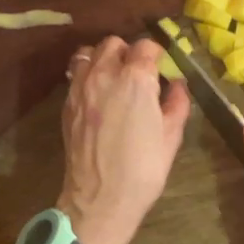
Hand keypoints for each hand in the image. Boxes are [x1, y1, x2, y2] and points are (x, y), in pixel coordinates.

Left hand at [57, 37, 190, 243]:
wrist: (100, 199)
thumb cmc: (143, 171)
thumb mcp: (171, 138)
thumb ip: (177, 104)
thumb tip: (177, 86)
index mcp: (135, 79)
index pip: (146, 47)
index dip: (157, 55)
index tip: (162, 69)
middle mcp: (104, 75)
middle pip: (114, 44)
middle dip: (128, 53)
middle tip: (138, 74)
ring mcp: (80, 89)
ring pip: (89, 54)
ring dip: (103, 60)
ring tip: (114, 79)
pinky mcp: (67, 105)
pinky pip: (76, 76)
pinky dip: (88, 76)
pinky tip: (98, 96)